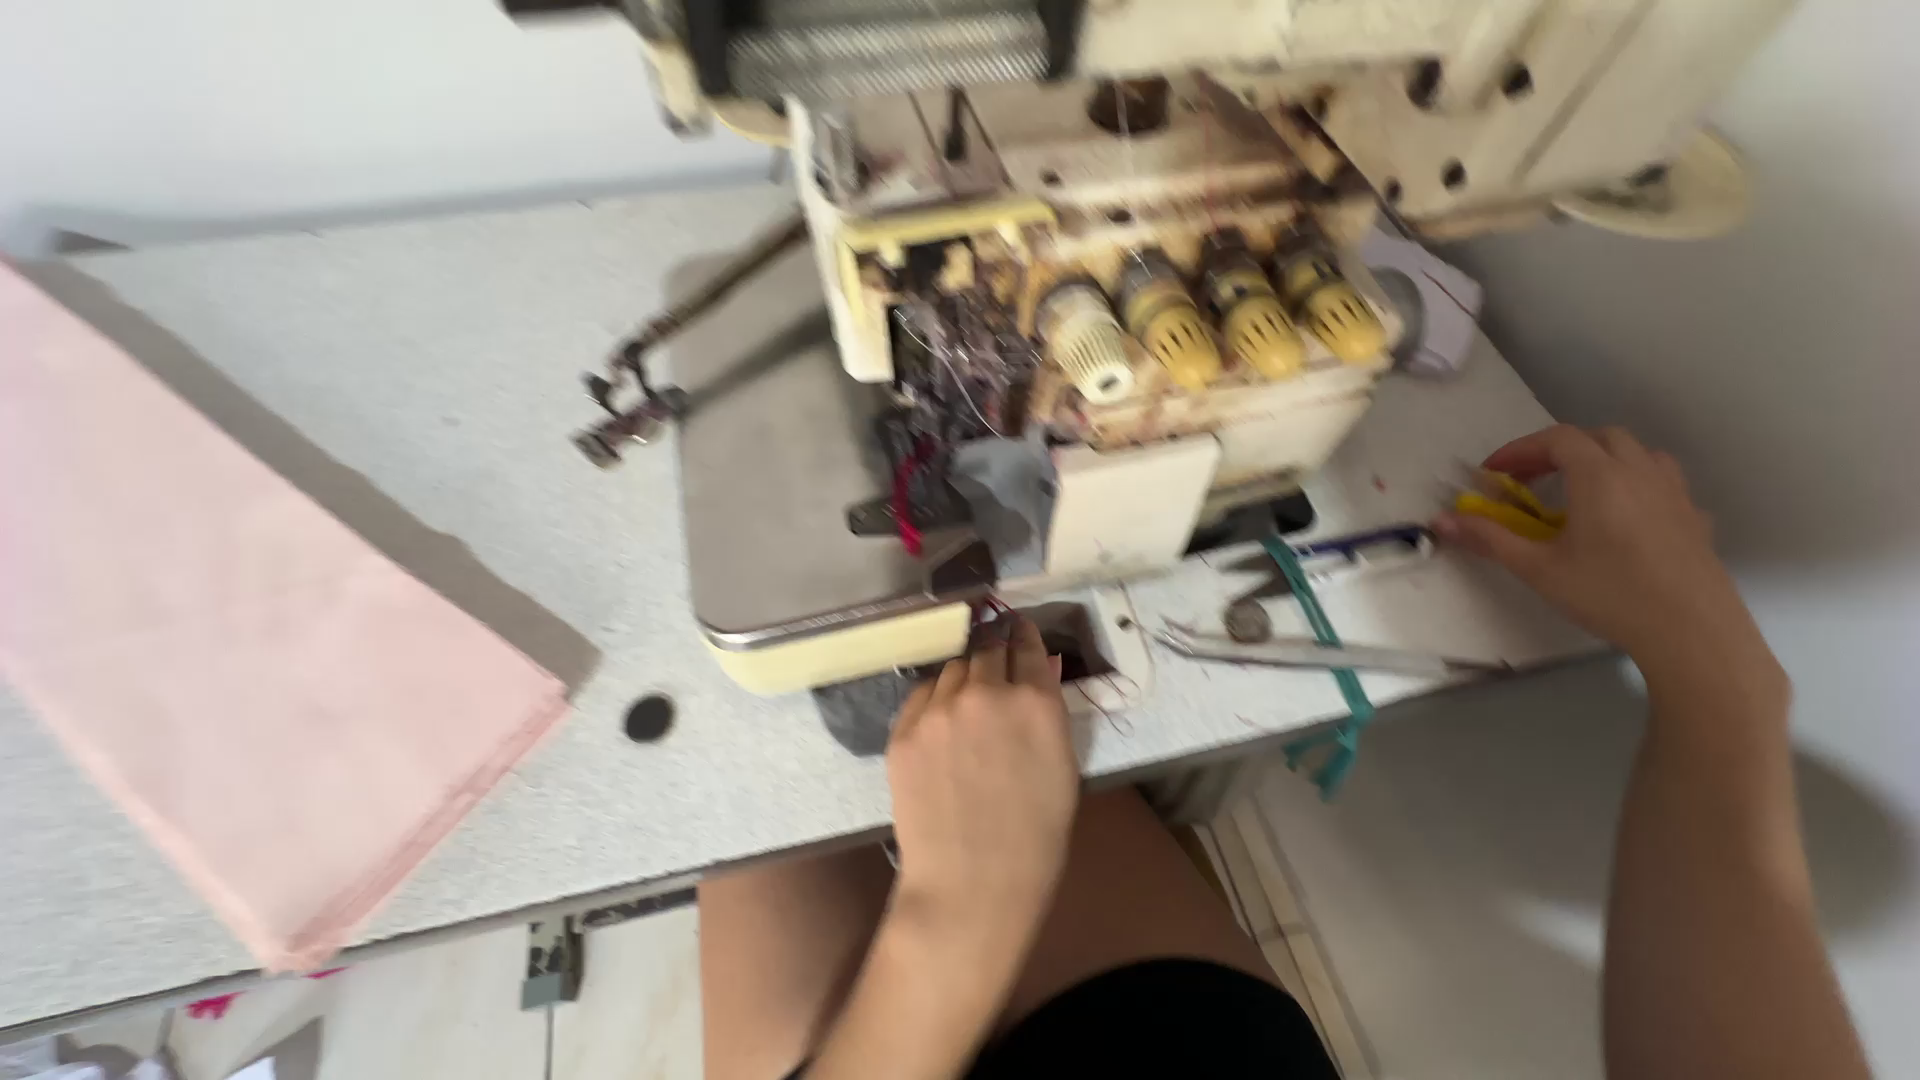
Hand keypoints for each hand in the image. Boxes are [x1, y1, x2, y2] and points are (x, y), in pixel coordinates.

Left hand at [885, 616, 1078, 948]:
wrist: (971, 884)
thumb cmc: (1034, 837)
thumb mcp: (1062, 767)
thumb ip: (1049, 711)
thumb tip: (1040, 669)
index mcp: (1034, 702)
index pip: (1027, 645)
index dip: (1024, 637)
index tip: (1020, 634)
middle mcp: (986, 693)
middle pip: (987, 650)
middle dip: (995, 654)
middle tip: (996, 669)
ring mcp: (940, 709)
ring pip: (952, 669)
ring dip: (964, 677)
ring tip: (968, 704)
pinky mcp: (905, 730)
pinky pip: (921, 694)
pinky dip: (935, 700)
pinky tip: (942, 723)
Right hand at [1434, 425, 1774, 684]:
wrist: (1691, 631)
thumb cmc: (1607, 593)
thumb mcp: (1536, 567)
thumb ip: (1488, 538)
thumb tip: (1440, 520)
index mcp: (1600, 477)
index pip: (1557, 440)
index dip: (1520, 449)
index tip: (1492, 474)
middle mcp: (1640, 474)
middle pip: (1598, 437)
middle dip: (1558, 450)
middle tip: (1530, 479)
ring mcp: (1674, 494)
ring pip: (1637, 454)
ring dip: (1601, 459)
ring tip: (1577, 490)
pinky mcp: (1694, 518)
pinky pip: (1662, 483)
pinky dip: (1633, 484)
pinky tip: (1622, 516)